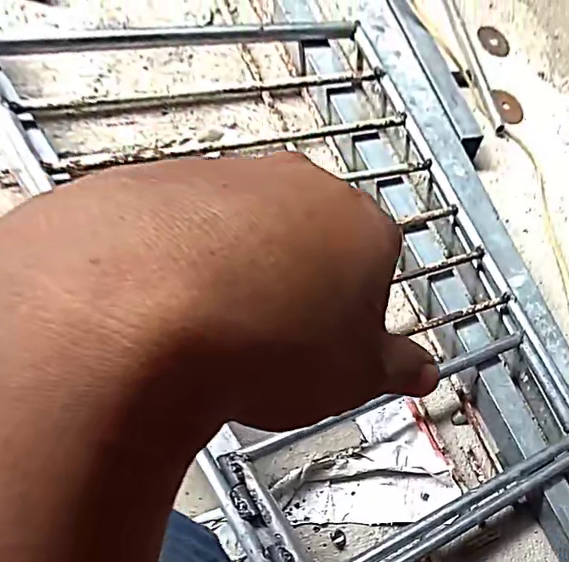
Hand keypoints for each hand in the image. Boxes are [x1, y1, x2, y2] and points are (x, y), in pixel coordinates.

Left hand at [0, 153, 437, 441]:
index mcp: (361, 226)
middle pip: (314, 240)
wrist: (144, 315)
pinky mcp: (154, 184)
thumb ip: (395, 367)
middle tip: (282, 348)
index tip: (338, 347)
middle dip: (304, 290)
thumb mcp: (355, 376)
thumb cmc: (274, 346)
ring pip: (247, 235)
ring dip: (244, 280)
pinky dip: (184, 270)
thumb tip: (424, 371)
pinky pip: (184, 234)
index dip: (360, 311)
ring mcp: (224, 178)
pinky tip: (173, 316)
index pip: (380, 261)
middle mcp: (298, 187)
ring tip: (223, 340)